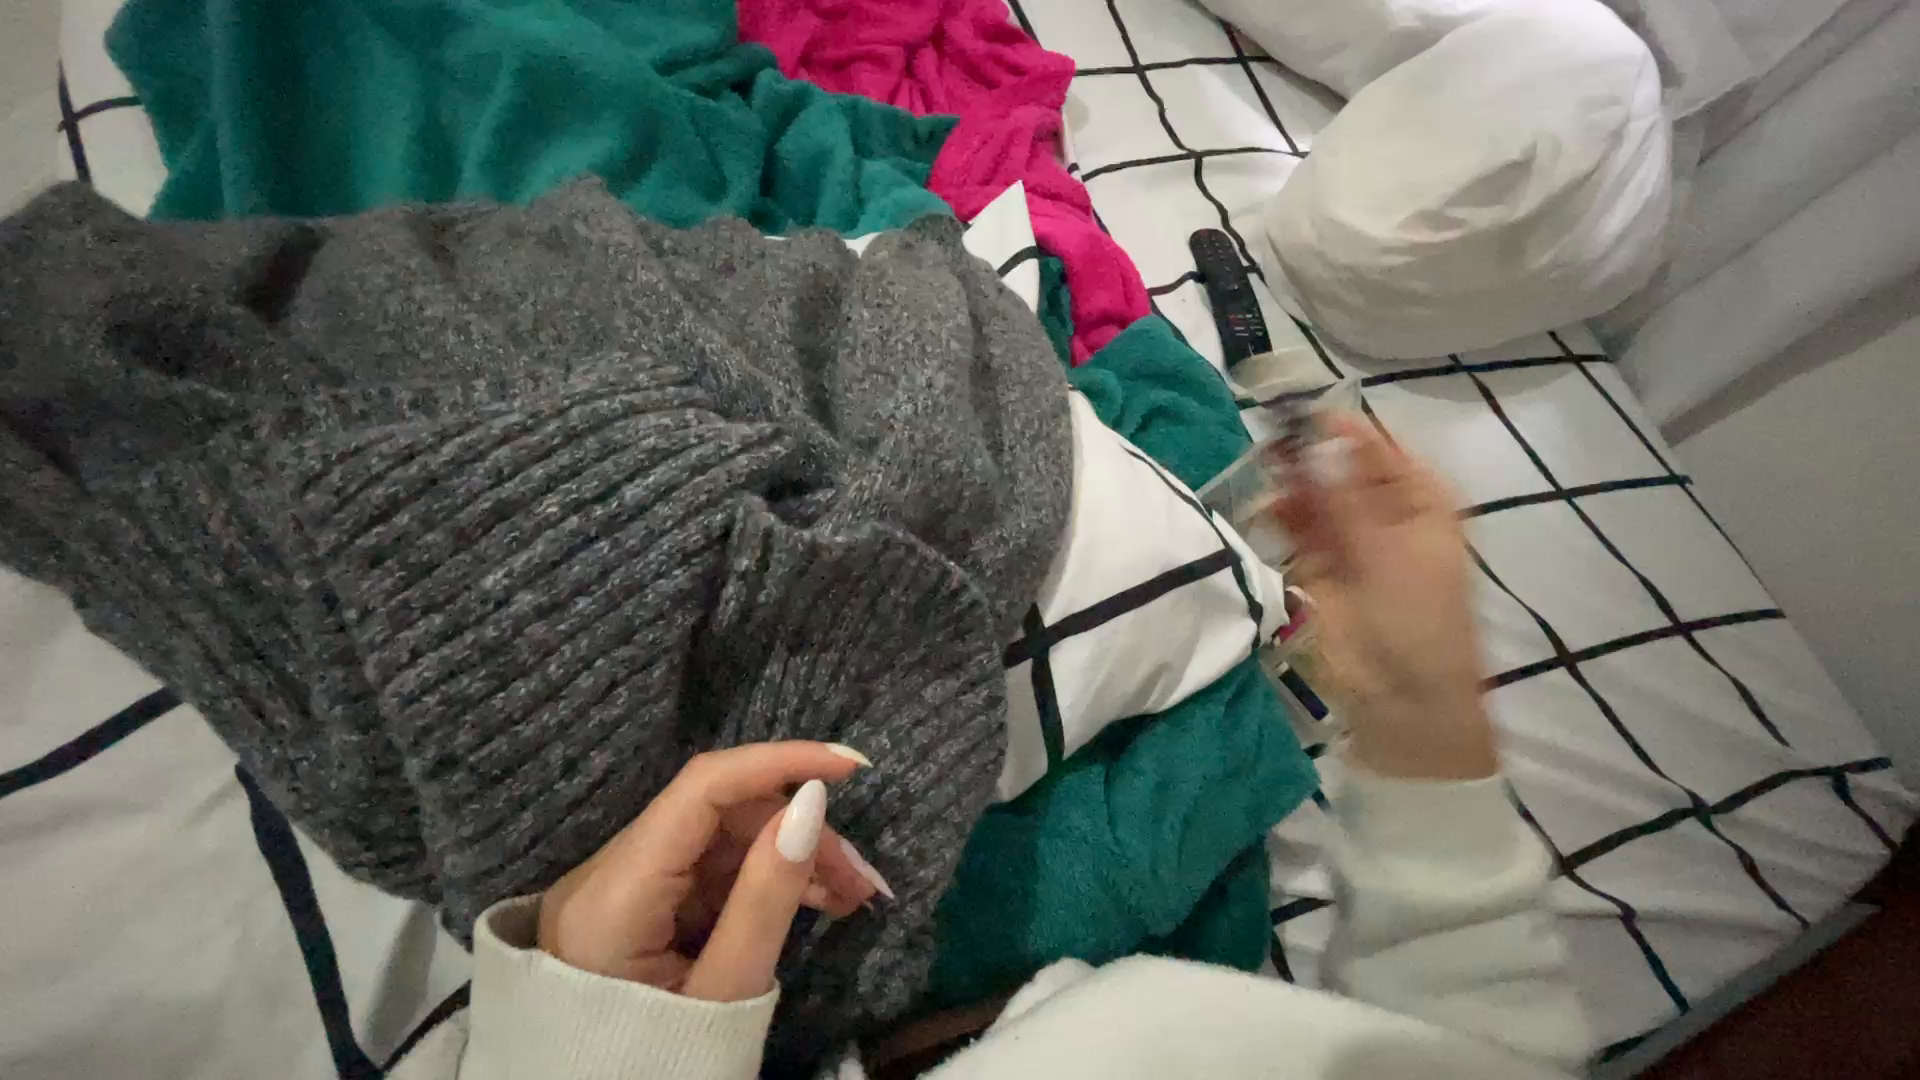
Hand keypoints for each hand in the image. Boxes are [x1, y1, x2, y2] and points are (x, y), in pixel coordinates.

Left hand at [537, 742, 893, 1000]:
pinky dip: (765, 878)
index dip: (779, 763)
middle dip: (800, 831)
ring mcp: (620, 886)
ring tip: (853, 894)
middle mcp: (606, 873)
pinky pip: (711, 869)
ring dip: (791, 855)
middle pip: (721, 816)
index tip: (848, 767)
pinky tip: (815, 898)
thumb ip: (767, 897)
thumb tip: (812, 802)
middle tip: (861, 876)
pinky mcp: (638, 903)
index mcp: (614, 896)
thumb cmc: (661, 1071)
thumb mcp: (727, 994)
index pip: (703, 788)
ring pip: (723, 839)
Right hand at [1273, 413, 1496, 779]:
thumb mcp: (1391, 551)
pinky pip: (1289, 527)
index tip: (1298, 415)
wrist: (1397, 696)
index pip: (1378, 449)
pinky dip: (1274, 516)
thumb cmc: (1415, 620)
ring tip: (1262, 477)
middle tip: (1270, 445)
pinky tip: (1261, 509)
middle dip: (1305, 455)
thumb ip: (1349, 496)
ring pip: (1308, 495)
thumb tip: (1321, 439)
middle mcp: (1380, 511)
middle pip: (1336, 468)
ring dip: (1286, 485)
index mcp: (1419, 501)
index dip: (1340, 430)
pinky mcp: (1311, 563)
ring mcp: (1344, 537)